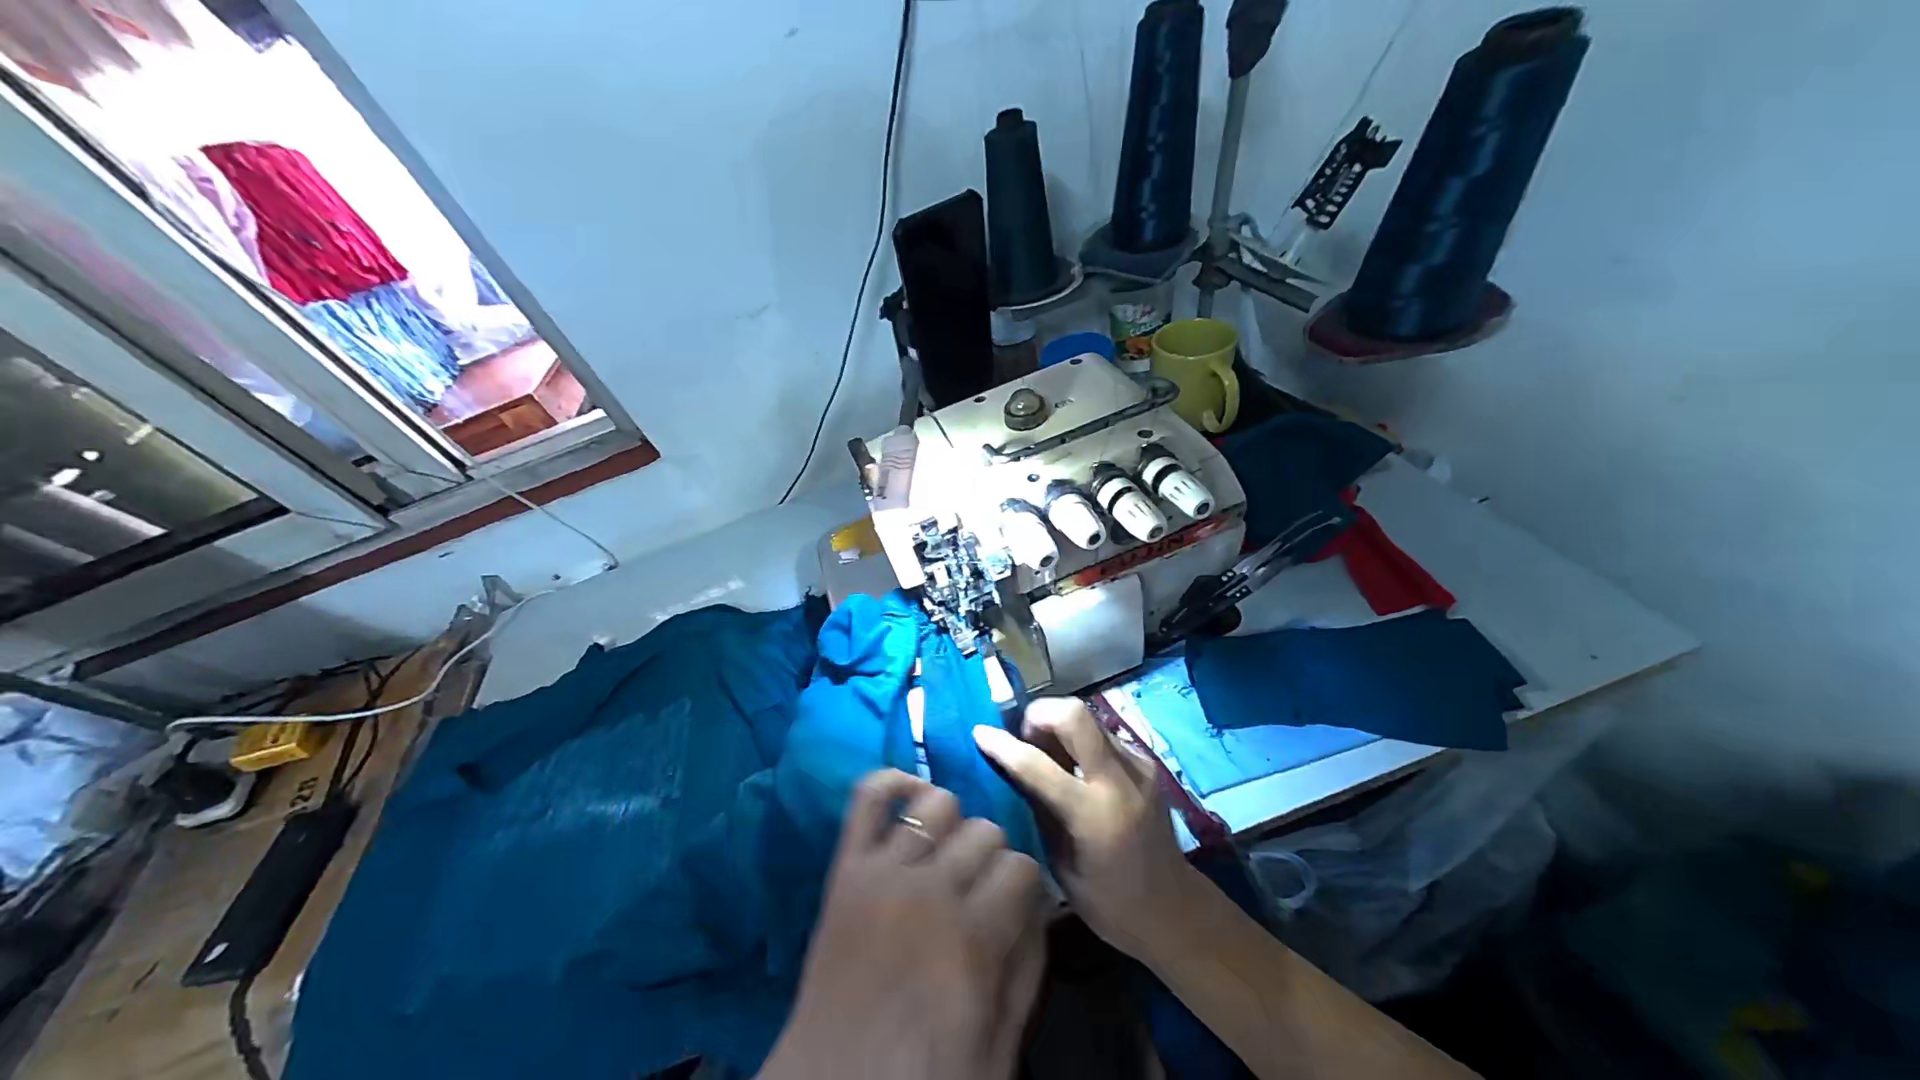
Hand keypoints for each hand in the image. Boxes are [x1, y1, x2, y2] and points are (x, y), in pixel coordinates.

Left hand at [759, 769, 1046, 1079]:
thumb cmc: (923, 1074)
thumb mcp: (1000, 1044)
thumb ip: (1028, 967)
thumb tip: (1038, 905)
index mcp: (973, 934)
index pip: (1022, 866)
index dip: (1024, 888)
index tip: (1013, 909)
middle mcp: (930, 886)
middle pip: (985, 829)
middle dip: (991, 859)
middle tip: (978, 892)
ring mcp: (882, 869)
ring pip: (938, 802)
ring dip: (951, 826)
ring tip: (945, 858)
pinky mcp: (845, 866)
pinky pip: (868, 795)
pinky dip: (892, 783)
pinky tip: (910, 797)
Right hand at [973, 698, 1199, 959]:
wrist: (1176, 911)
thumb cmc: (1111, 904)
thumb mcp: (1060, 866)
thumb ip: (1038, 812)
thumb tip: (1010, 773)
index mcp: (1094, 814)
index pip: (1038, 764)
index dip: (1002, 745)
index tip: (980, 732)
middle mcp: (1120, 780)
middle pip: (1075, 714)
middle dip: (1040, 715)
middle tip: (1024, 738)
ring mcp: (1139, 765)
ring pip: (1089, 718)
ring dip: (1059, 726)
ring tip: (1046, 753)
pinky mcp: (1147, 762)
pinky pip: (1102, 734)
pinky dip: (1079, 740)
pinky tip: (1074, 767)